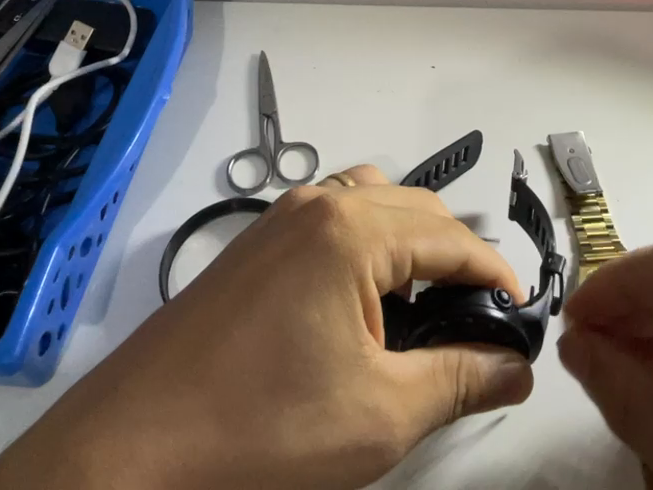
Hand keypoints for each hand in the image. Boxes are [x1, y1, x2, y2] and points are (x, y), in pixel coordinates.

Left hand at [0, 166, 532, 489]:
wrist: (130, 448)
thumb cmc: (260, 429)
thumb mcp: (381, 414)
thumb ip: (462, 379)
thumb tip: (516, 366)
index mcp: (352, 229)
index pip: (453, 238)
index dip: (499, 276)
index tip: (523, 320)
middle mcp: (316, 203)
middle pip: (417, 210)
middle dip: (457, 258)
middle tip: (476, 324)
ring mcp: (278, 218)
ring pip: (372, 205)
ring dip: (410, 245)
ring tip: (422, 312)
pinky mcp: (254, 244)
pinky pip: (331, 220)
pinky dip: (366, 247)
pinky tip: (363, 306)